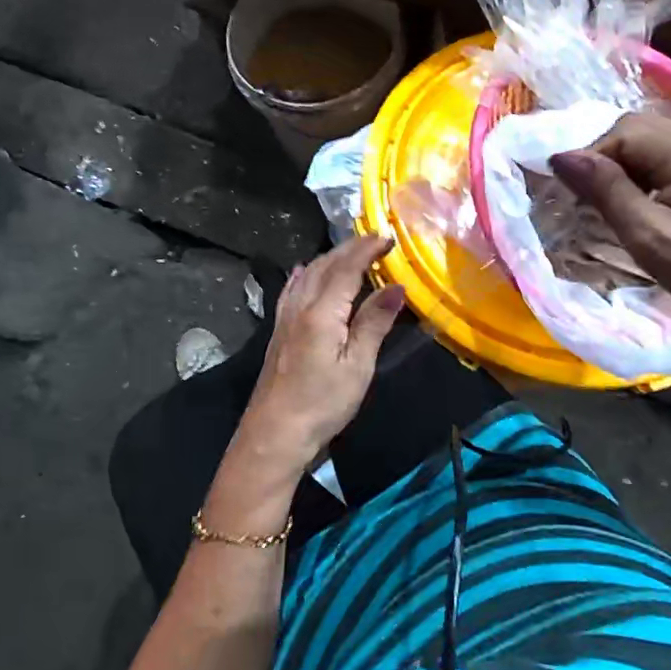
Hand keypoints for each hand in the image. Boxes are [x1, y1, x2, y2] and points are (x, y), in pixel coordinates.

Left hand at [237, 235, 406, 472]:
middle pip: (326, 265)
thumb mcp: (357, 366)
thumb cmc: (322, 404)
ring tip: (352, 252)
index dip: (367, 249)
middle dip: (351, 248)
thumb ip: (374, 323)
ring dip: (331, 258)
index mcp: (322, 312)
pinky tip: (306, 271)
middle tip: (376, 240)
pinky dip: (306, 274)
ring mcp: (285, 317)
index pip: (346, 268)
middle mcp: (300, 306)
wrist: (275, 432)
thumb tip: (396, 287)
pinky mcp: (278, 329)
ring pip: (308, 274)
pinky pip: (292, 289)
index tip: (388, 237)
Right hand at [550, 113, 670, 331]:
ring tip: (611, 199)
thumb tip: (562, 157)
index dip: (593, 156)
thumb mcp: (648, 236)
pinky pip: (668, 153)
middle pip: (641, 128)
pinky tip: (639, 198)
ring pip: (652, 138)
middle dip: (607, 157)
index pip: (629, 133)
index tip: (572, 191)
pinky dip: (643, 169)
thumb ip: (606, 190)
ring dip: (623, 163)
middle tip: (589, 196)